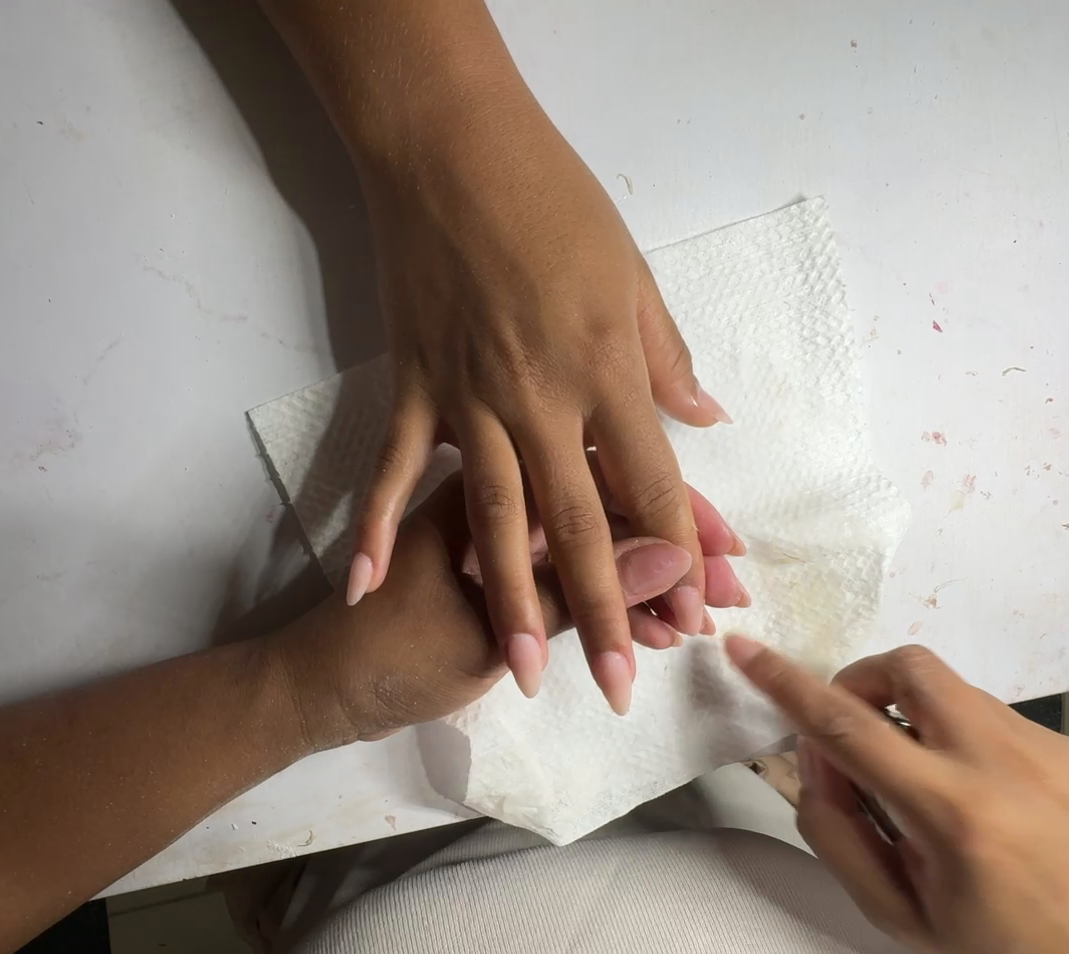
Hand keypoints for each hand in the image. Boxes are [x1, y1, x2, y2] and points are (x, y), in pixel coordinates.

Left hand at [277, 473, 744, 747]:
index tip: (723, 572)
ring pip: (589, 538)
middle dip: (673, 555)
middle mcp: (501, 493)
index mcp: (495, 488)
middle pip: (607, 510)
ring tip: (690, 620)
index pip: (606, 495)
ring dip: (642, 577)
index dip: (673, 533)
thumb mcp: (481, 626)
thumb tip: (666, 560)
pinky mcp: (490, 565)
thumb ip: (574, 590)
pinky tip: (639, 616)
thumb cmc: (388, 655)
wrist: (318, 683)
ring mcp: (496, 529)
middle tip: (728, 596)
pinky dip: (599, 593)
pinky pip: (559, 569)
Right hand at [346, 103, 727, 716]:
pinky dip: (375, 528)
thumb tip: (704, 419)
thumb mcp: (632, 274)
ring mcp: (468, 404)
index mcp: (606, 370)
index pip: (651, 482)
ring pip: (496, 522)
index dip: (679, 552)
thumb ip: (665, 358)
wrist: (450, 149)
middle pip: (582, 526)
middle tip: (618, 689)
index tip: (695, 613)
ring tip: (524, 676)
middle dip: (606, 613)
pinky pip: (393, 472)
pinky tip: (364, 587)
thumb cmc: (553, 202)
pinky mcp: (412, 392)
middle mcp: (541, 402)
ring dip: (511, 605)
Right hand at [726, 640, 1068, 953]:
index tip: (743, 649)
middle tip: (853, 731)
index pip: (847, 726)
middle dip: (859, 681)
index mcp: (954, 815)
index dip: (785, 682)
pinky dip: (955, 738)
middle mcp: (1005, 765)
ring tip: (924, 782)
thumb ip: (834, 827)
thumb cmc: (1002, 953)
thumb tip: (815, 756)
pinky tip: (980, 797)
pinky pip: (987, 715)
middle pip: (907, 666)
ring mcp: (1050, 748)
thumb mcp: (894, 912)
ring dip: (909, 717)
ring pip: (947, 689)